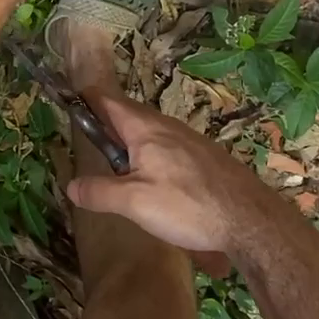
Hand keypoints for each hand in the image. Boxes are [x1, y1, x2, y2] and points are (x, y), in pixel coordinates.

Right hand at [64, 93, 267, 255]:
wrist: (250, 219)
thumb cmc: (186, 205)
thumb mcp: (134, 203)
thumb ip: (100, 192)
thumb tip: (70, 185)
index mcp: (142, 128)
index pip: (106, 100)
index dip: (85, 99)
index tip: (68, 102)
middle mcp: (164, 124)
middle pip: (127, 114)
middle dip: (108, 124)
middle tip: (92, 144)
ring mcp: (187, 138)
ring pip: (149, 131)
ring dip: (131, 142)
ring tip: (122, 168)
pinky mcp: (204, 155)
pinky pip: (168, 145)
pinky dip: (153, 154)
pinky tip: (159, 182)